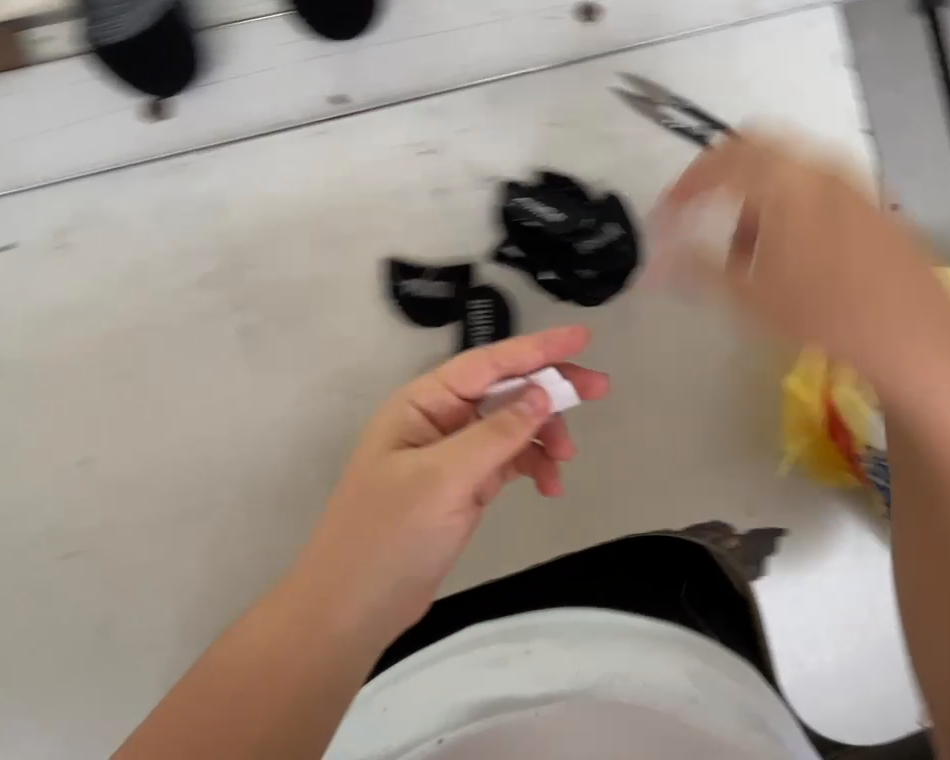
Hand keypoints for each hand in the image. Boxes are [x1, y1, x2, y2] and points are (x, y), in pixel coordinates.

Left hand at [288, 326, 609, 641]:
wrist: (349, 611)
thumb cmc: (387, 537)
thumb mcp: (443, 480)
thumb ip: (496, 434)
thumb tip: (543, 393)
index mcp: (422, 403)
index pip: (488, 363)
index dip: (537, 348)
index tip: (582, 338)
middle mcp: (438, 419)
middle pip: (504, 389)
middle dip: (551, 388)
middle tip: (600, 389)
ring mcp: (451, 454)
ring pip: (512, 425)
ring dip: (543, 435)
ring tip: (566, 460)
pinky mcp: (462, 486)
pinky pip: (508, 460)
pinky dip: (532, 466)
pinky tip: (550, 486)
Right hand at [658, 133, 949, 392]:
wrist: (920, 340)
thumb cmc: (829, 317)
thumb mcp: (752, 297)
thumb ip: (697, 267)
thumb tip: (653, 259)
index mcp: (785, 180)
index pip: (720, 160)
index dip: (685, 186)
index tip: (666, 215)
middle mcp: (820, 168)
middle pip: (754, 152)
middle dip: (722, 183)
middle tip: (702, 220)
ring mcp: (853, 182)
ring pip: (787, 172)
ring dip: (756, 199)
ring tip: (748, 255)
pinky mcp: (874, 204)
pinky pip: (816, 188)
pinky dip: (789, 208)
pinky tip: (792, 258)